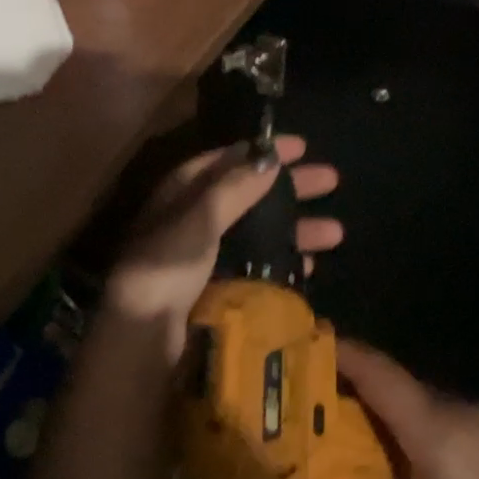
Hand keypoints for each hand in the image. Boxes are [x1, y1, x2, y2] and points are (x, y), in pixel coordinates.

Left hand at [103, 135, 340, 357]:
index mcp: (179, 194)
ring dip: (293, 229)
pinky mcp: (214, 290)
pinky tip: (311, 266)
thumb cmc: (168, 265)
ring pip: (255, 234)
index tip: (301, 147)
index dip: (259, 152)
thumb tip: (270, 156)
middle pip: (245, 196)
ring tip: (336, 232)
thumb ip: (234, 187)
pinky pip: (255, 268)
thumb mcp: (201, 219)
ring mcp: (202, 257)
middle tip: (331, 180)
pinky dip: (281, 263)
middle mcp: (190, 220)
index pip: (222, 161)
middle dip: (287, 189)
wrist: (142, 331)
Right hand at [315, 345, 478, 478]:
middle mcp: (476, 416)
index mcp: (443, 433)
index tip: (298, 341)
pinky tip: (418, 478)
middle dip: (357, 396)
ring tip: (360, 449)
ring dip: (394, 422)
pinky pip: (462, 430)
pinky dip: (429, 439)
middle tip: (316, 413)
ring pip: (432, 410)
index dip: (337, 352)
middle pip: (402, 390)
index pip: (377, 372)